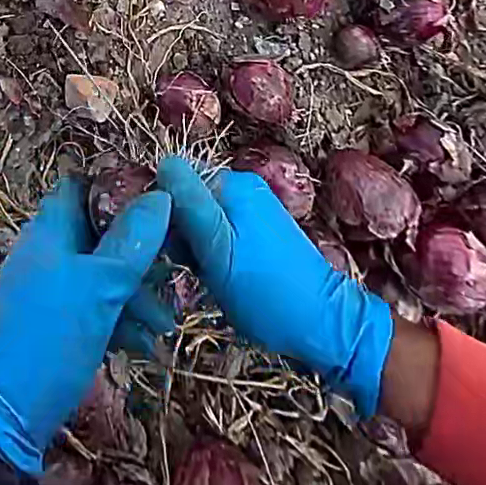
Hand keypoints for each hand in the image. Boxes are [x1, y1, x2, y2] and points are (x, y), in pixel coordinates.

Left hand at [0, 179, 174, 473]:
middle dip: (141, 247)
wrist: (0, 421)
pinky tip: (149, 340)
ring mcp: (56, 289)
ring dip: (139, 289)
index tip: (158, 199)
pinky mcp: (63, 323)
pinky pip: (100, 305)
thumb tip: (162, 195)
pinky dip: (125, 316)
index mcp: (51, 230)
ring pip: (106, 270)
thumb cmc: (48, 338)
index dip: (119, 186)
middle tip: (174, 265)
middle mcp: (53, 252)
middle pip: (104, 230)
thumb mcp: (98, 286)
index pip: (83, 185)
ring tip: (167, 319)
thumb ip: (131, 240)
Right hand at [156, 155, 393, 415]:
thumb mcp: (218, 248)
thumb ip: (190, 204)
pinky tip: (219, 275)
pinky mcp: (259, 229)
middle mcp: (244, 187)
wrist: (323, 322)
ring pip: (201, 217)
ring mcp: (254, 207)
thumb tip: (164, 161)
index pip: (177, 178)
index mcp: (233, 183)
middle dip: (178, 229)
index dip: (162, 209)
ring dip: (193, 244)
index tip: (162, 243)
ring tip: (204, 273)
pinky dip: (211, 251)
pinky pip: (220, 230)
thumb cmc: (265, 290)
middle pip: (188, 197)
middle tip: (187, 264)